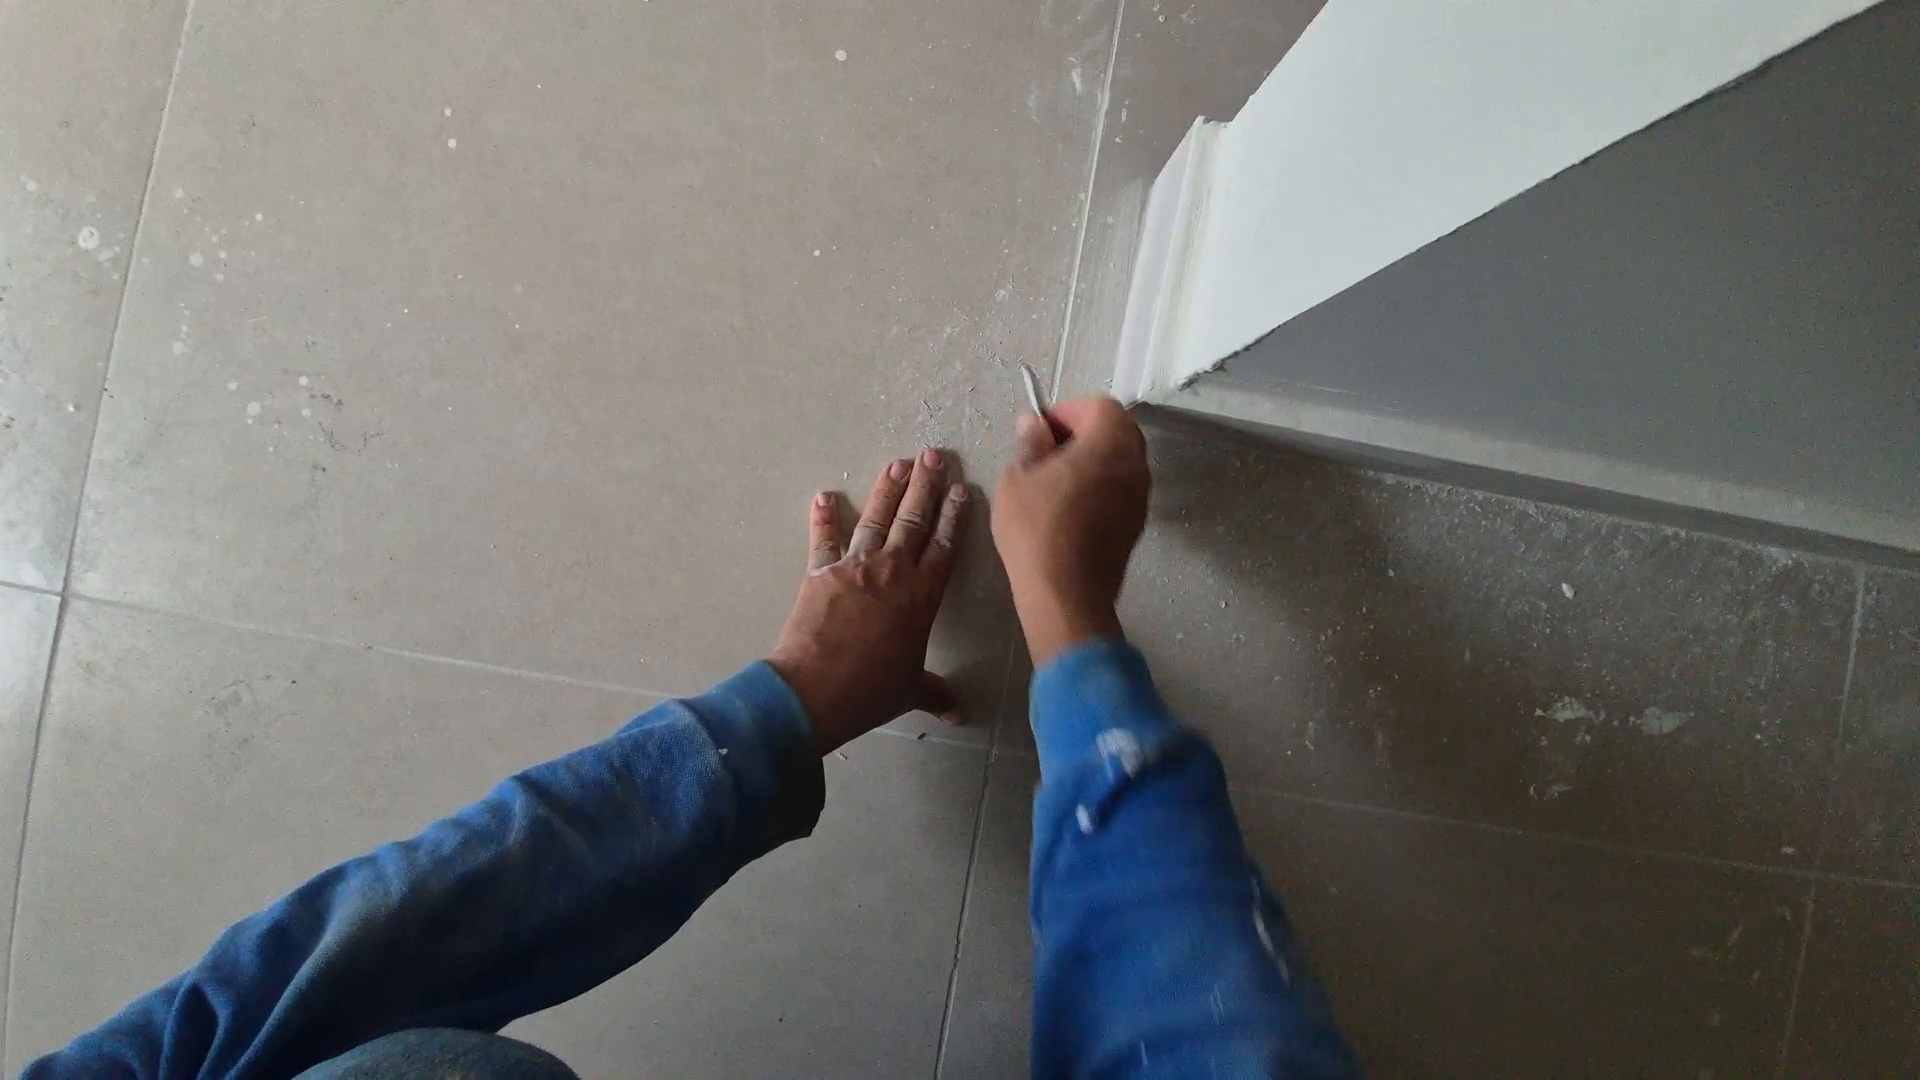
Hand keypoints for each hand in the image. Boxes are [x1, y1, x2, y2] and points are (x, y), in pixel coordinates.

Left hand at [768, 449, 969, 753]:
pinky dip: (823, 518)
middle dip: (925, 485)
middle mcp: (894, 571)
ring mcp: (856, 567)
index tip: (962, 488)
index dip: (955, 515)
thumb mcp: (908, 689)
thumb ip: (933, 691)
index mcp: (924, 595)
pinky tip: (824, 497)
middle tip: (932, 455)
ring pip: (877, 519)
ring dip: (887, 490)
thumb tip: (958, 712)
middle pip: (915, 519)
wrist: (816, 691)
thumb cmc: (871, 690)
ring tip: (897, 463)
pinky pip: (824, 540)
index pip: (946, 545)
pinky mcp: (822, 571)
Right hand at [992, 396, 1149, 667]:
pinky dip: (1100, 484)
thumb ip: (1030, 443)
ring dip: (1093, 459)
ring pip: (1121, 460)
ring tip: (1055, 479)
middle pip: (1117, 430)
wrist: (1066, 593)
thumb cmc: (1036, 529)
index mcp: (1109, 443)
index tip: (1040, 429)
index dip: (1068, 410)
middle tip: (1048, 450)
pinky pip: (1120, 488)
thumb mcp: (1018, 479)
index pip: (1100, 406)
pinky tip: (1069, 506)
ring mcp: (1140, 496)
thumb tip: (1033, 422)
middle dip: (1084, 431)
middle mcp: (1135, 464)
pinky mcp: (1136, 523)